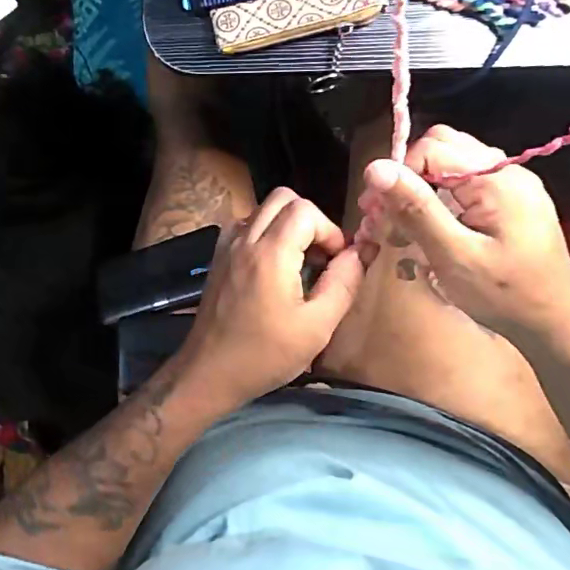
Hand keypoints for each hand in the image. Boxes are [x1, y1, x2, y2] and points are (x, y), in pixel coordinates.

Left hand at [178, 188, 365, 406]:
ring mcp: (227, 246)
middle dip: (310, 220)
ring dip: (287, 225)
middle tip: (320, 257)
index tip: (336, 262)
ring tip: (298, 263)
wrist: (208, 371)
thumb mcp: (317, 327)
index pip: (305, 210)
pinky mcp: (218, 257)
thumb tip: (361, 252)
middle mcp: (244, 239)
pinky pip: (246, 226)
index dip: (330, 230)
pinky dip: (266, 234)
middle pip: (283, 198)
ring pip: (263, 209)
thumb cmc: (265, 355)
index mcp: (269, 253)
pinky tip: (273, 268)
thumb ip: (343, 284)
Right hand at [357, 126, 569, 340]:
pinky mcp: (510, 201)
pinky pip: (465, 182)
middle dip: (406, 175)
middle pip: (441, 147)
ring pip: (450, 162)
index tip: (376, 210)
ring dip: (419, 186)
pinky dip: (438, 196)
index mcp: (497, 179)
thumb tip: (374, 168)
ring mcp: (511, 185)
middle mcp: (507, 171)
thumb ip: (415, 208)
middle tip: (383, 213)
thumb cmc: (505, 295)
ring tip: (399, 222)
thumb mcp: (453, 255)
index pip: (431, 149)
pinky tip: (427, 226)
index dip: (398, 173)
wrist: (556, 326)